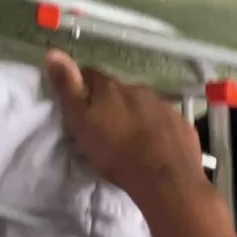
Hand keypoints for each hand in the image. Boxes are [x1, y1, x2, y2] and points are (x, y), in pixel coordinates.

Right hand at [45, 50, 205, 206]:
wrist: (167, 184)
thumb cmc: (116, 153)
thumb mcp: (80, 122)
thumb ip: (67, 88)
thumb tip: (52, 52)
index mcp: (110, 87)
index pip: (90, 74)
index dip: (83, 86)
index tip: (80, 104)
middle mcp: (137, 89)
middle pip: (118, 91)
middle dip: (112, 103)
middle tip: (106, 127)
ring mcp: (164, 106)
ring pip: (143, 105)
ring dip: (136, 115)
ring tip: (132, 140)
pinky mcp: (183, 126)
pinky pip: (165, 121)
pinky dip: (158, 129)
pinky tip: (156, 148)